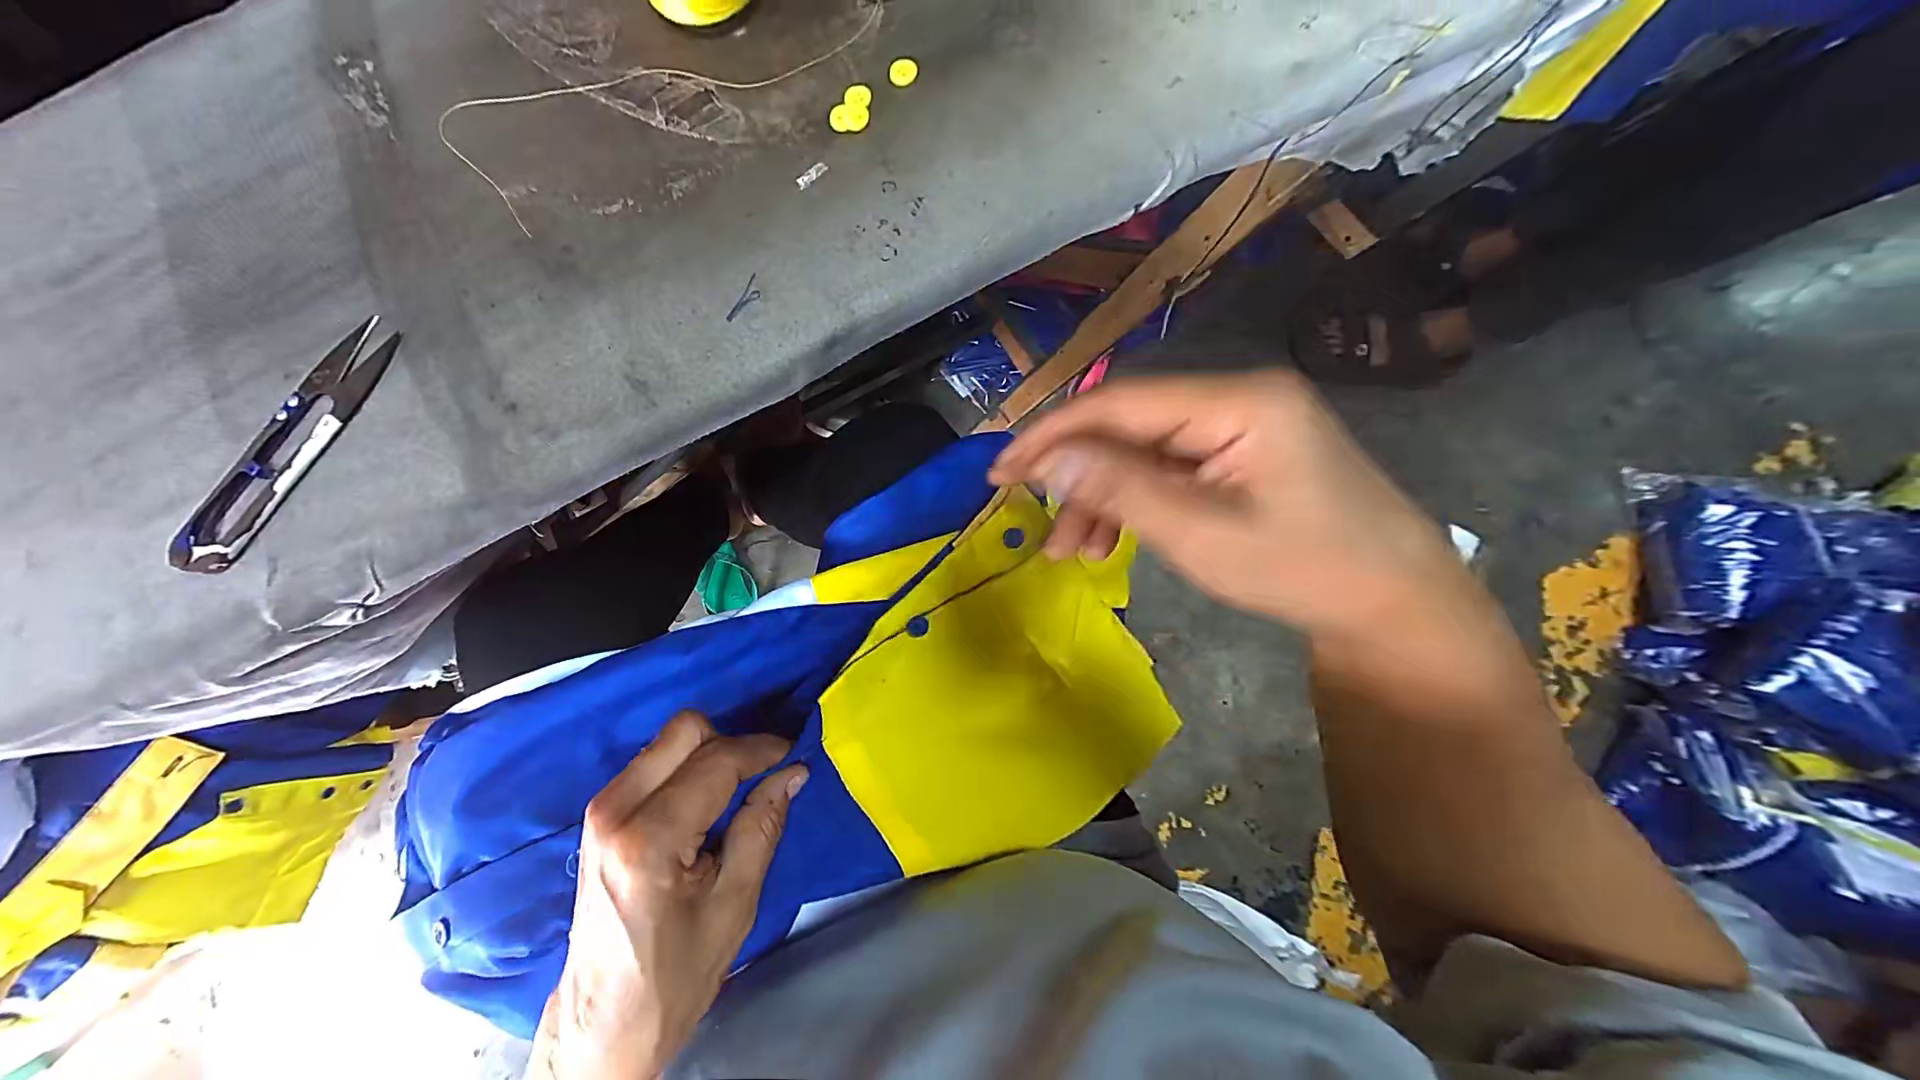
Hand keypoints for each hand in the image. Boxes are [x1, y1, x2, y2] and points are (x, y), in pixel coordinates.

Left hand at [530, 712, 807, 1079]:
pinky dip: (687, 768)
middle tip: (760, 779)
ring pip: (667, 741)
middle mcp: (615, 811)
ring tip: (736, 794)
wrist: (602, 1025)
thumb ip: (761, 827)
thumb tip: (792, 773)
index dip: (763, 751)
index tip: (794, 757)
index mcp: (648, 839)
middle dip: (731, 745)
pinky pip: (653, 763)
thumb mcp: (734, 905)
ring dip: (708, 755)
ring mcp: (600, 811)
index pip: (717, 761)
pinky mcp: (598, 817)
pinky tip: (705, 805)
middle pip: (685, 731)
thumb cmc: (674, 976)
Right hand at [989, 371, 1474, 644]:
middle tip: (1042, 531)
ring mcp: (1240, 424)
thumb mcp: (1202, 536)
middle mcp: (1236, 396)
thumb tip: (1047, 457)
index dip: (1051, 434)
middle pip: (1127, 426)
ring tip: (1074, 553)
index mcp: (1237, 401)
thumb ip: (1121, 489)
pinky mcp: (1241, 452)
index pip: (1118, 402)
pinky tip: (1113, 540)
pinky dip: (1135, 501)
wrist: (1395, 603)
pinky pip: (1169, 467)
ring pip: (1141, 450)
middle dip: (1078, 478)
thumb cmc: (1304, 570)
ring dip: (1102, 496)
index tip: (1001, 473)